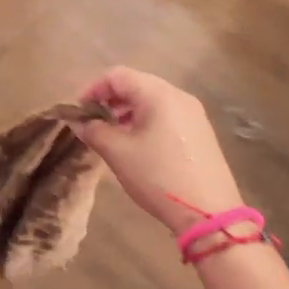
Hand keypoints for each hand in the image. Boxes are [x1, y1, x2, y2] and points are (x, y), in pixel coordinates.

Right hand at [71, 67, 242, 234]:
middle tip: (92, 123)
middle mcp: (178, 96)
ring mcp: (193, 114)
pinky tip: (137, 146)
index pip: (117, 75)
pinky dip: (144, 122)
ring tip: (112, 136)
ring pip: (151, 101)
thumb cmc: (158, 176)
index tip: (78, 111)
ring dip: (126, 112)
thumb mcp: (118, 153)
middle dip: (109, 100)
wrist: (210, 213)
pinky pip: (165, 115)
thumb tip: (78, 121)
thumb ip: (93, 131)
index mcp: (158, 94)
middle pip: (136, 84)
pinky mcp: (199, 132)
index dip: (92, 89)